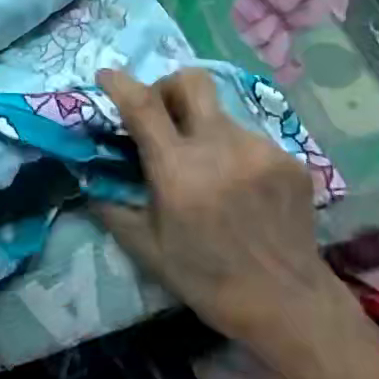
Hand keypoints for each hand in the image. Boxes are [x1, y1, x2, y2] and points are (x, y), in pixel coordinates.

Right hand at [95, 67, 346, 353]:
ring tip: (207, 170)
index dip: (120, 83)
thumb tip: (88, 174)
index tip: (106, 76)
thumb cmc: (205, 278)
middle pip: (191, 81)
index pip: (143, 104)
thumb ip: (110, 204)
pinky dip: (232, 152)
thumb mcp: (144, 247)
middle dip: (167, 87)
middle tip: (161, 115)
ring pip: (220, 113)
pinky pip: (249, 138)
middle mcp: (220, 148)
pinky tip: (238, 188)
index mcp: (178, 171)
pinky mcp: (290, 159)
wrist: (287, 303)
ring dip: (202, 129)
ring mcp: (260, 150)